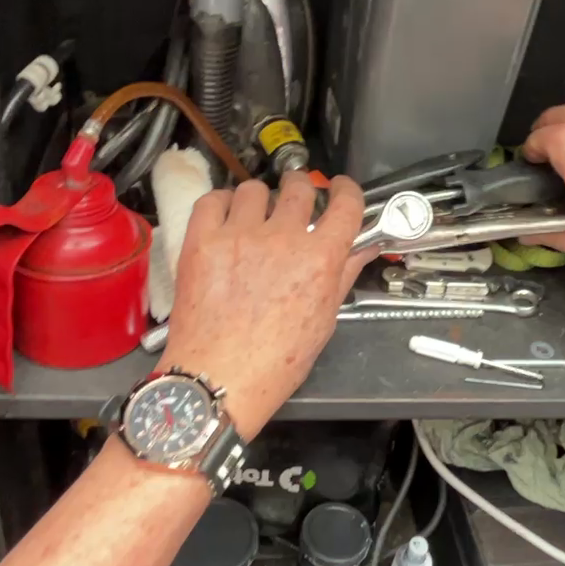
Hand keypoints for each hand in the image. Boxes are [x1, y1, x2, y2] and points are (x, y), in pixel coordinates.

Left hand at [161, 174, 371, 438]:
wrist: (218, 378)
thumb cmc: (276, 361)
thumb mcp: (324, 319)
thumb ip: (343, 275)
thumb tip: (362, 249)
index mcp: (321, 258)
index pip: (346, 203)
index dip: (347, 190)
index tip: (340, 190)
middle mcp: (283, 238)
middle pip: (299, 187)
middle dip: (302, 190)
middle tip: (296, 204)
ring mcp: (240, 235)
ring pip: (255, 189)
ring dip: (261, 200)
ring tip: (256, 218)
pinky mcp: (202, 240)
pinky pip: (213, 199)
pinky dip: (222, 204)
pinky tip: (226, 220)